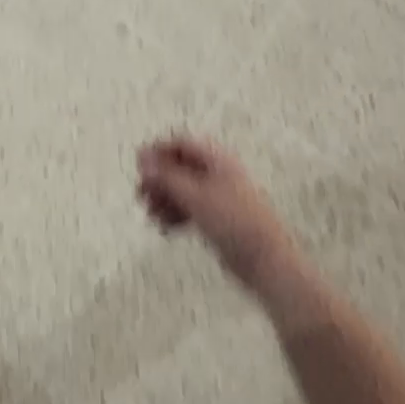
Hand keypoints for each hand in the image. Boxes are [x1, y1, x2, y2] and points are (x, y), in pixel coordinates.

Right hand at [138, 136, 294, 285]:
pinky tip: (166, 229)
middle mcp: (217, 174)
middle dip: (159, 180)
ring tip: (151, 217)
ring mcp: (218, 197)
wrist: (265, 259)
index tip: (139, 168)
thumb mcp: (195, 195)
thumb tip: (141, 157)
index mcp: (217, 160)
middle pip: (179, 167)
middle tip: (141, 196)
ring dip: (164, 199)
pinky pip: (191, 209)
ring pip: (182, 190)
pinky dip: (176, 214)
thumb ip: (166, 176)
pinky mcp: (218, 218)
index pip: (181, 144)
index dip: (158, 151)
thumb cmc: (231, 220)